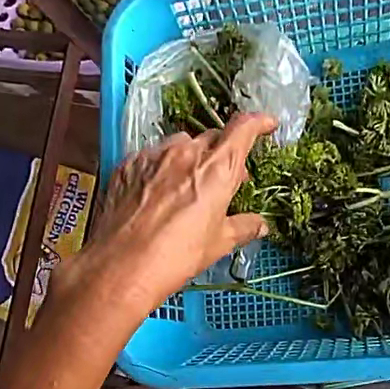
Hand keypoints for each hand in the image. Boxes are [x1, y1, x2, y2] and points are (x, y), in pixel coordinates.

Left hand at [44, 113, 275, 338]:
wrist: (122, 266)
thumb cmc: (178, 255)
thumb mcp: (219, 243)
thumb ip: (244, 227)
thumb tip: (260, 225)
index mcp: (216, 169)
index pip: (242, 130)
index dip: (258, 123)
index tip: (268, 124)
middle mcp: (186, 154)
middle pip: (212, 138)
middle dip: (223, 153)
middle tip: (225, 180)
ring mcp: (154, 156)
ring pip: (181, 144)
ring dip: (192, 158)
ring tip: (190, 185)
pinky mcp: (128, 164)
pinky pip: (153, 156)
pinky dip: (164, 167)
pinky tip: (160, 192)